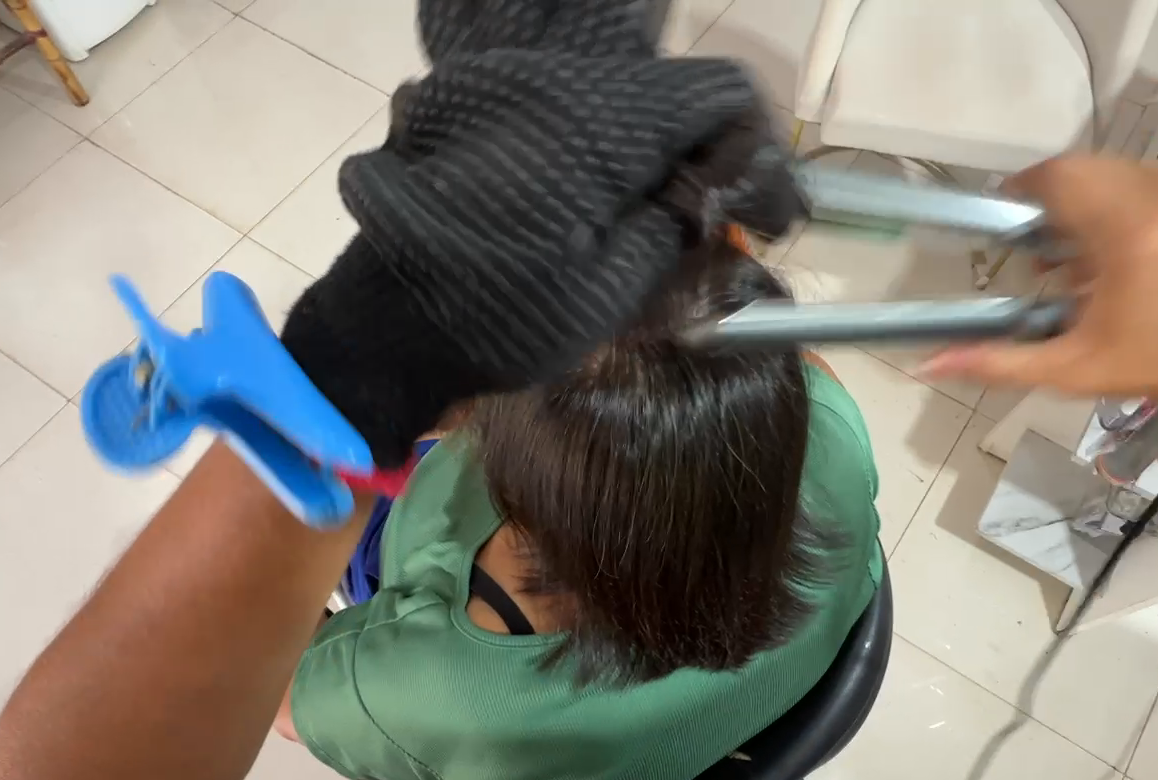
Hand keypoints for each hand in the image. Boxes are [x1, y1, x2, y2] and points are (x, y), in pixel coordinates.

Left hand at [280, 51, 790, 466]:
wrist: (393, 323)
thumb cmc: (501, 318)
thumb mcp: (610, 292)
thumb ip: (674, 229)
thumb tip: (714, 195)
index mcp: (602, 122)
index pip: (717, 94)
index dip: (754, 156)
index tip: (764, 215)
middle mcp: (559, 79)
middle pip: (666, 89)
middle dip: (703, 152)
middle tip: (708, 220)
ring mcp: (512, 85)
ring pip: (616, 94)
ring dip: (651, 150)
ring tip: (655, 217)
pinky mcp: (480, 105)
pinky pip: (566, 106)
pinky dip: (599, 146)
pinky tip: (596, 198)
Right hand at [923, 157, 1157, 413]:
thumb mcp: (1070, 370)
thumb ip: (996, 363)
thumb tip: (927, 366)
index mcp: (1136, 231)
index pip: (1063, 176)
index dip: (1025, 188)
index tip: (1007, 214)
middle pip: (1093, 173)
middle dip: (1063, 209)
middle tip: (1052, 259)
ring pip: (1128, 175)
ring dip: (1100, 210)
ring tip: (1097, 265)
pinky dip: (1140, 207)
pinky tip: (1141, 254)